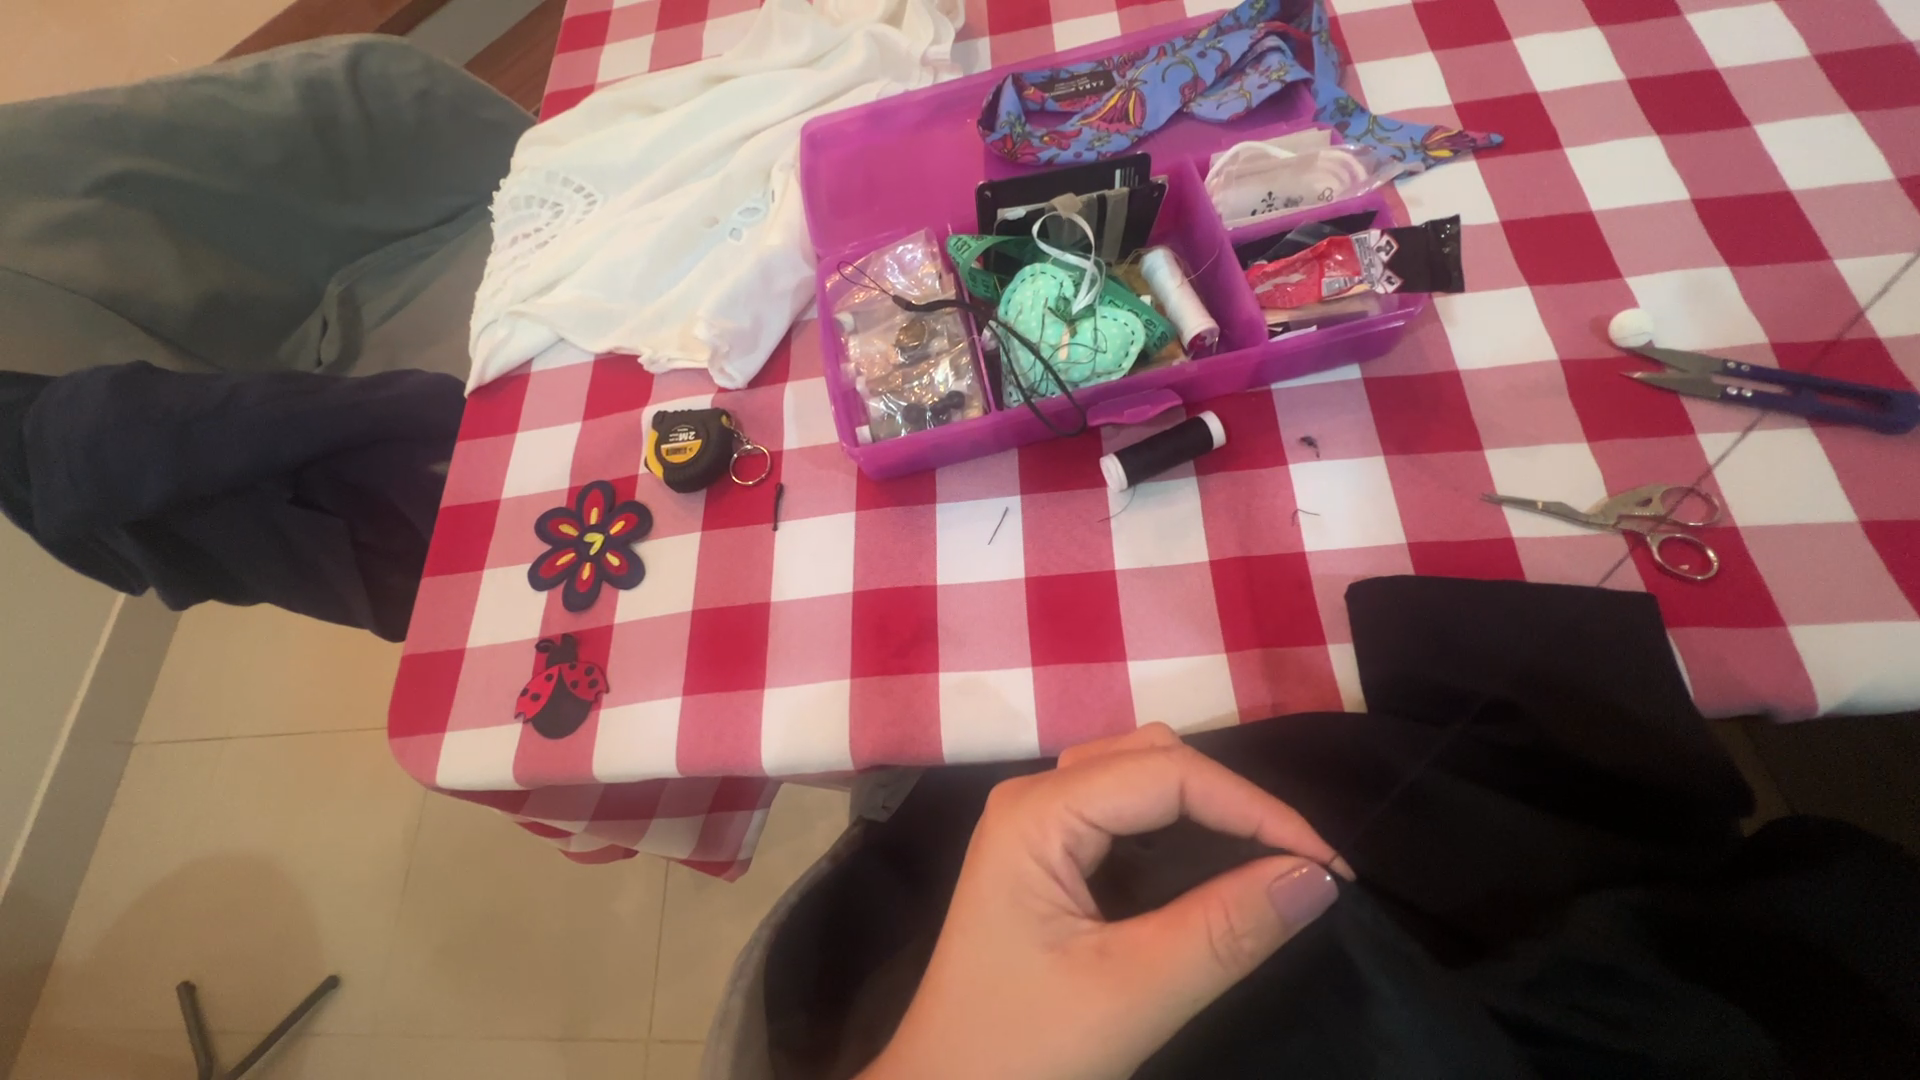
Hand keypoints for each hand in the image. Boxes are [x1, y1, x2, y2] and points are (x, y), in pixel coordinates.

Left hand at [860, 724, 1349, 1079]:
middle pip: (1150, 757)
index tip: (1329, 865)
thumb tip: (1315, 877)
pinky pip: (1122, 807)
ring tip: (1268, 857)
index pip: (1166, 772)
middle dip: (1231, 799)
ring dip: (1205, 804)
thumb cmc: (1019, 1051)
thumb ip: (1223, 931)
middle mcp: (1033, 796)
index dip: (1254, 808)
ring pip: (1137, 774)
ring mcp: (1035, 819)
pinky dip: (1176, 822)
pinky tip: (1208, 858)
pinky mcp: (1044, 848)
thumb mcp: (1129, 995)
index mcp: (1037, 812)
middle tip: (1301, 863)